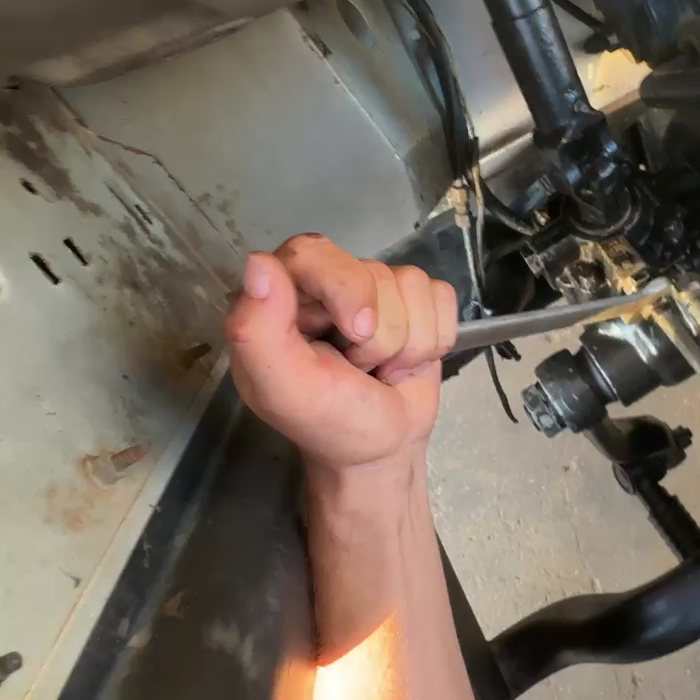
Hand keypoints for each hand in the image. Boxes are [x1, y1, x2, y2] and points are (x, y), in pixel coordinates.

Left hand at [225, 234, 458, 476]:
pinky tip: (409, 360)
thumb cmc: (330, 425)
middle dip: (382, 333)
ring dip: (409, 344)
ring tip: (384, 369)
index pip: (313, 252)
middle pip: (375, 271)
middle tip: (362, 367)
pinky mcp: (420, 301)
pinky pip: (442, 296)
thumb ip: (256, 331)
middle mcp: (328, 284)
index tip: (357, 334)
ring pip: (414, 284)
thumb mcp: (282, 391)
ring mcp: (379, 290)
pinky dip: (435, 338)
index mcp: (281, 297)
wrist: (384, 448)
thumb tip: (259, 262)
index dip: (346, 288)